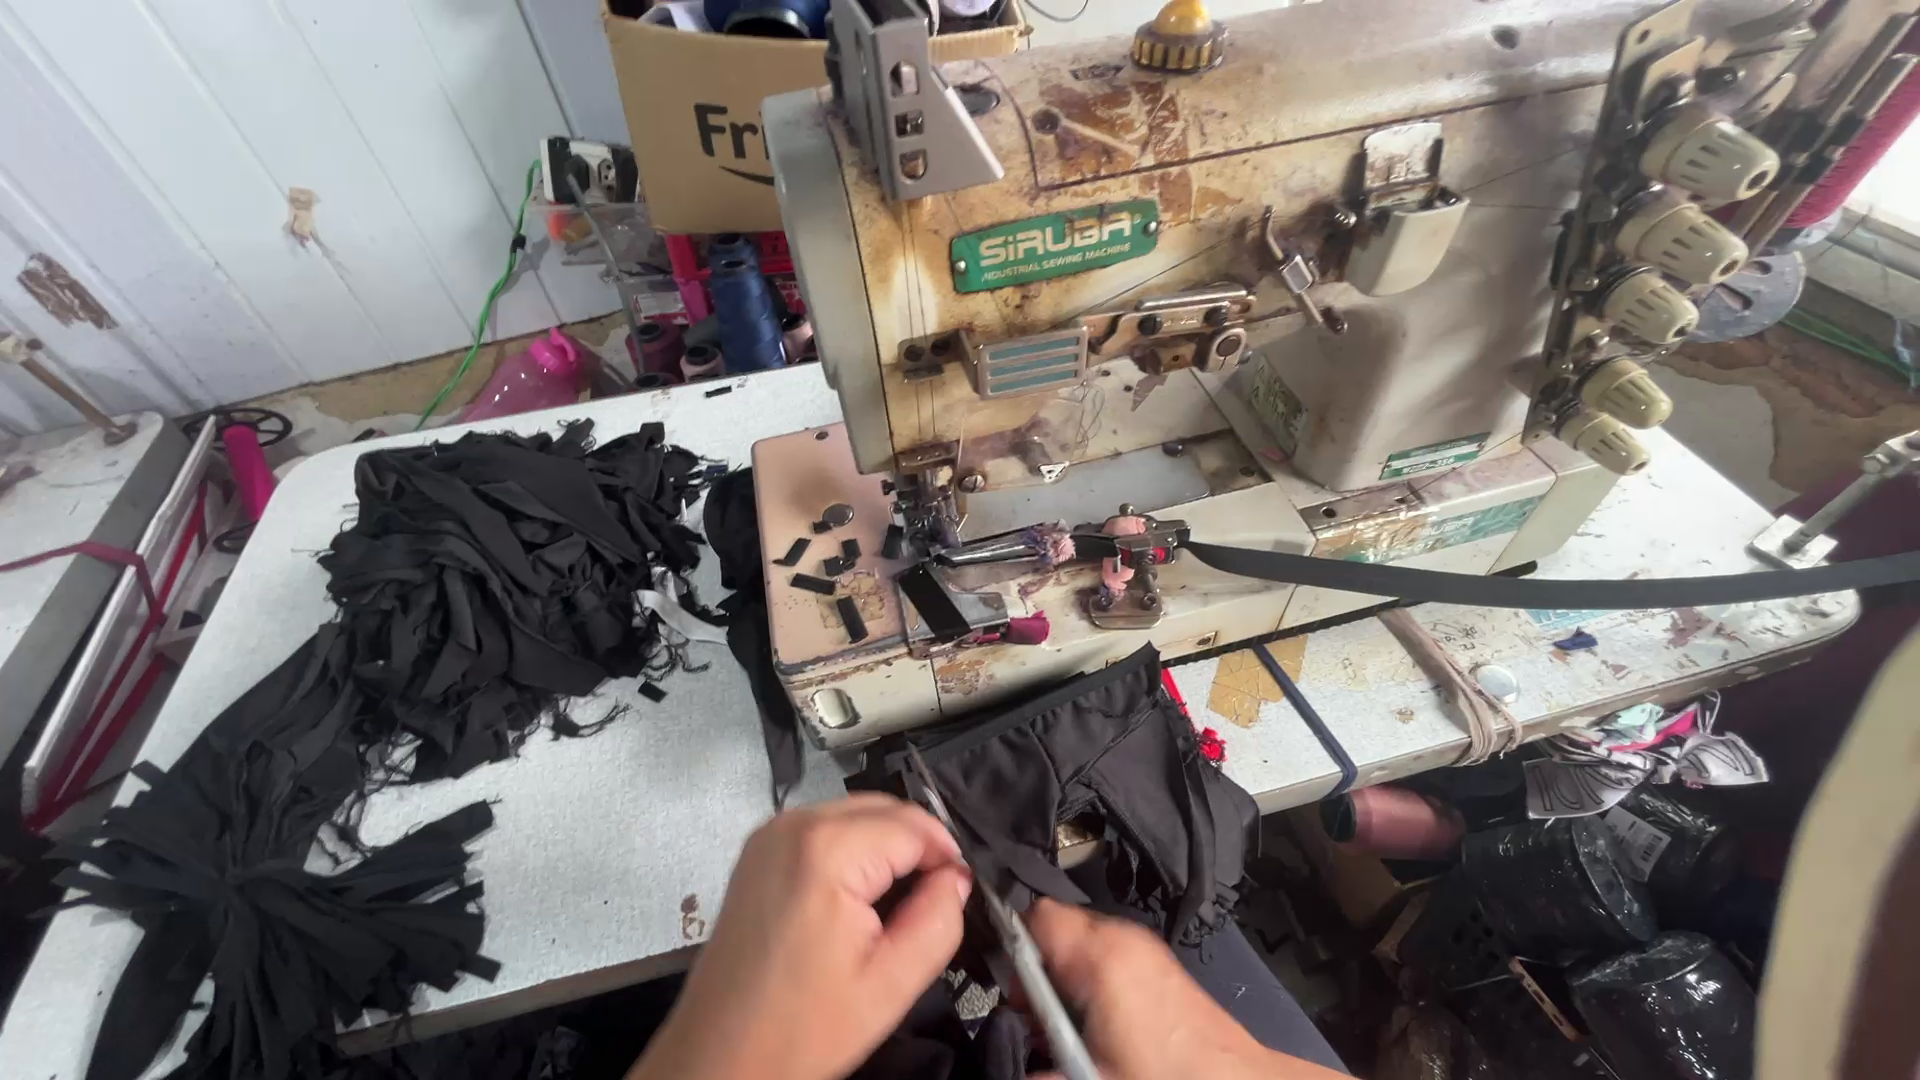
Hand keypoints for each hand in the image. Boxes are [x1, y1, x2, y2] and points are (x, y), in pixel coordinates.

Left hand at [628, 794, 971, 1079]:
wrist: (716, 1057)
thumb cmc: (793, 1031)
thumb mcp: (889, 986)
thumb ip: (939, 922)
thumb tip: (955, 880)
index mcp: (827, 849)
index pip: (914, 826)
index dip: (944, 857)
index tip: (955, 890)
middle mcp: (794, 824)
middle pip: (886, 809)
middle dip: (917, 847)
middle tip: (932, 899)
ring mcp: (772, 832)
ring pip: (858, 814)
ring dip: (886, 846)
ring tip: (893, 905)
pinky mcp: (761, 847)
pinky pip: (827, 826)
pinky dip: (853, 849)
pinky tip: (856, 897)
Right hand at [1027, 899, 1346, 1079]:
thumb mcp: (1089, 1077)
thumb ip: (1038, 1067)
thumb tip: (1014, 1064)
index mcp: (1099, 954)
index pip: (1033, 912)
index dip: (1008, 941)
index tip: (1000, 979)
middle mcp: (1121, 937)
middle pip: (1054, 928)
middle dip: (1035, 968)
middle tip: (1030, 1017)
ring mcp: (1144, 947)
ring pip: (1081, 943)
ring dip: (1063, 978)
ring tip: (1064, 1029)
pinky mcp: (1159, 965)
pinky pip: (1108, 957)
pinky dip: (1091, 982)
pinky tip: (1097, 1029)